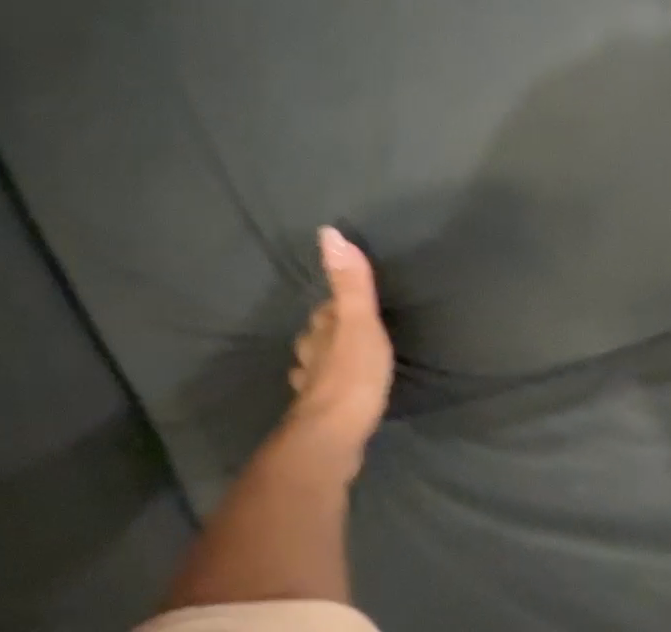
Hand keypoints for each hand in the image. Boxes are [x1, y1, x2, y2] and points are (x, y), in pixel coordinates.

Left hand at [285, 227, 393, 463]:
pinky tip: (340, 396)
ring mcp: (312, 390)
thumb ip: (350, 281)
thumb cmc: (351, 374)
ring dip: (324, 361)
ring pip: (315, 367)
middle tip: (347, 326)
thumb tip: (328, 232)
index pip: (325, 310)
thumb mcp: (359, 320)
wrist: (333, 437)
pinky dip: (329, 390)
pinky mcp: (321, 417)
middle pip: (316, 338)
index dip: (335, 304)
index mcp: (322, 333)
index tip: (348, 298)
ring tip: (342, 358)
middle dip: (327, 332)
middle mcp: (311, 359)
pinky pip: (324, 395)